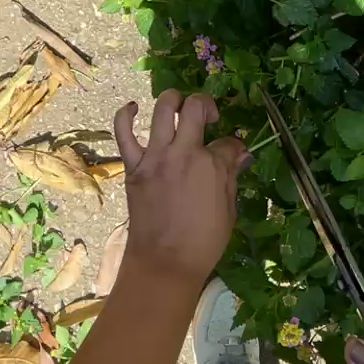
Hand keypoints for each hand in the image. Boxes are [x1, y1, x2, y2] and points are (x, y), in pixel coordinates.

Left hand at [112, 91, 250, 291]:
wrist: (164, 263)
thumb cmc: (202, 243)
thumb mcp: (228, 210)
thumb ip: (231, 176)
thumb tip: (240, 154)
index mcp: (212, 166)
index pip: (227, 142)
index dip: (233, 146)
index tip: (233, 152)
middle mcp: (184, 153)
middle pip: (195, 108)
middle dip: (206, 104)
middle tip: (208, 117)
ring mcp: (156, 156)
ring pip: (163, 108)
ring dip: (173, 99)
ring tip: (179, 106)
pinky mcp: (134, 165)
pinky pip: (124, 132)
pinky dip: (125, 115)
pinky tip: (133, 107)